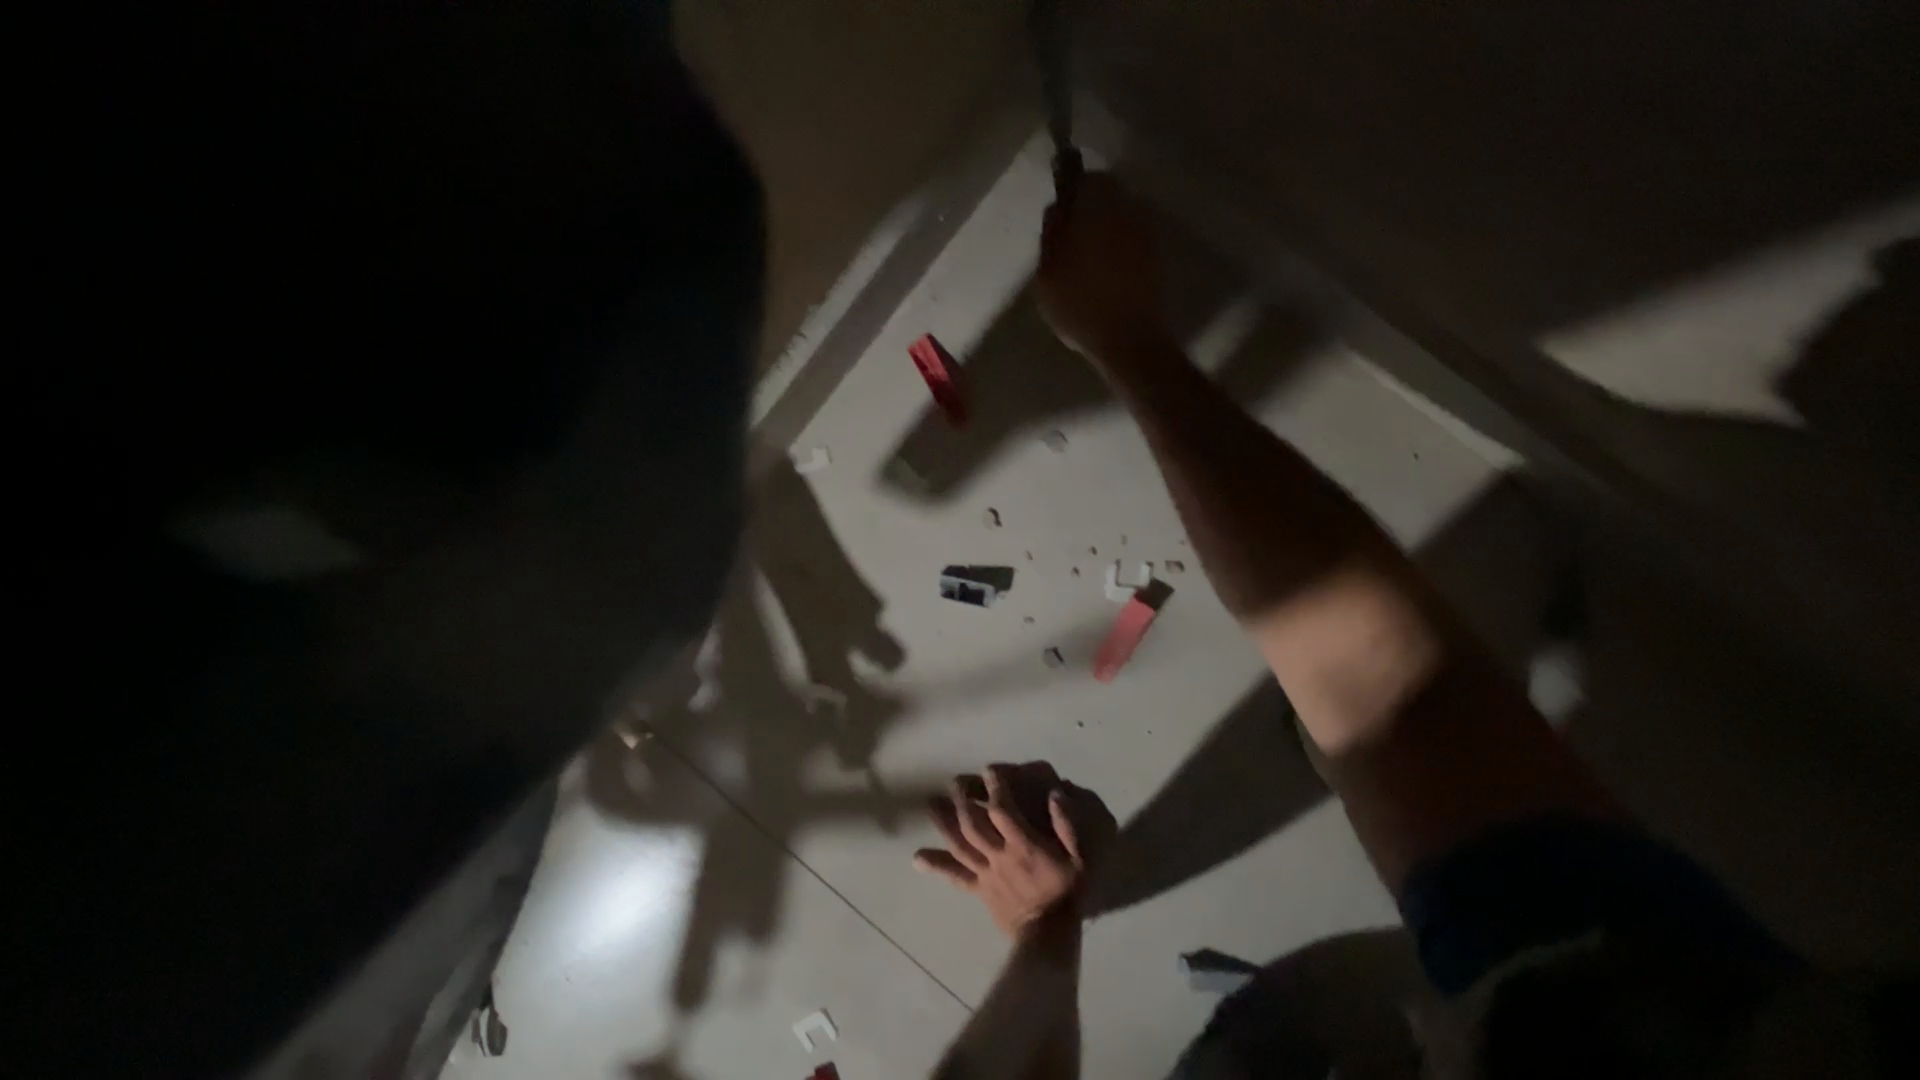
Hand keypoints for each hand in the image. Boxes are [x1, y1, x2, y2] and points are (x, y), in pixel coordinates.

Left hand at [914, 761, 1114, 937]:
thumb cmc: (1066, 893)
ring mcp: (985, 872)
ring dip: (943, 822)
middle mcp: (998, 854)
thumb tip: (1055, 794)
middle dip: (962, 799)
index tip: (988, 770)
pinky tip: (917, 858)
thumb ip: (1067, 825)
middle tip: (954, 781)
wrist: (1049, 936)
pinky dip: (937, 867)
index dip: (995, 787)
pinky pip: (956, 877)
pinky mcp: (979, 890)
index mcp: (1023, 844)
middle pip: (973, 822)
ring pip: (959, 844)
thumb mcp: (1079, 858)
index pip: (1003, 809)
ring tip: (930, 803)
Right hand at [1035, 172, 1164, 361]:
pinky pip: (1129, 238)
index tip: (1056, 205)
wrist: (1129, 339)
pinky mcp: (1154, 256)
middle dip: (1085, 204)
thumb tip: (1058, 208)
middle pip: (1104, 192)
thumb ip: (1051, 232)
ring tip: (1081, 254)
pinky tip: (1100, 269)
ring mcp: (1145, 232)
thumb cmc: (1079, 303)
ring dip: (1101, 225)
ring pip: (1118, 214)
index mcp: (1097, 204)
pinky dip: (1115, 245)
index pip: (1081, 176)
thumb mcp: (1047, 270)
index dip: (1067, 184)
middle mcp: (1126, 208)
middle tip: (1065, 232)